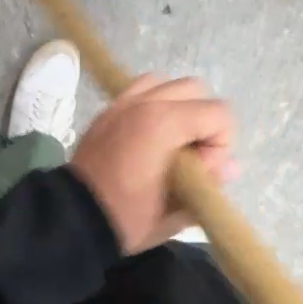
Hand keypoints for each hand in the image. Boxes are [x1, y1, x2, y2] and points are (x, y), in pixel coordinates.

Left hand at [68, 75, 237, 253]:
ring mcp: (122, 102)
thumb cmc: (125, 219)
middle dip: (203, 122)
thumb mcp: (174, 212)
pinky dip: (153, 103)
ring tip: (171, 143)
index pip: (219, 114)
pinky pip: (140, 89)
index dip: (220, 145)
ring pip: (168, 84)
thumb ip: (208, 184)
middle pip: (196, 91)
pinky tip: (150, 135)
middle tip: (190, 158)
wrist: (71, 219)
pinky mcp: (107, 110)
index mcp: (164, 123)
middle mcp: (145, 102)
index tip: (202, 173)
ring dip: (178, 108)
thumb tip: (231, 168)